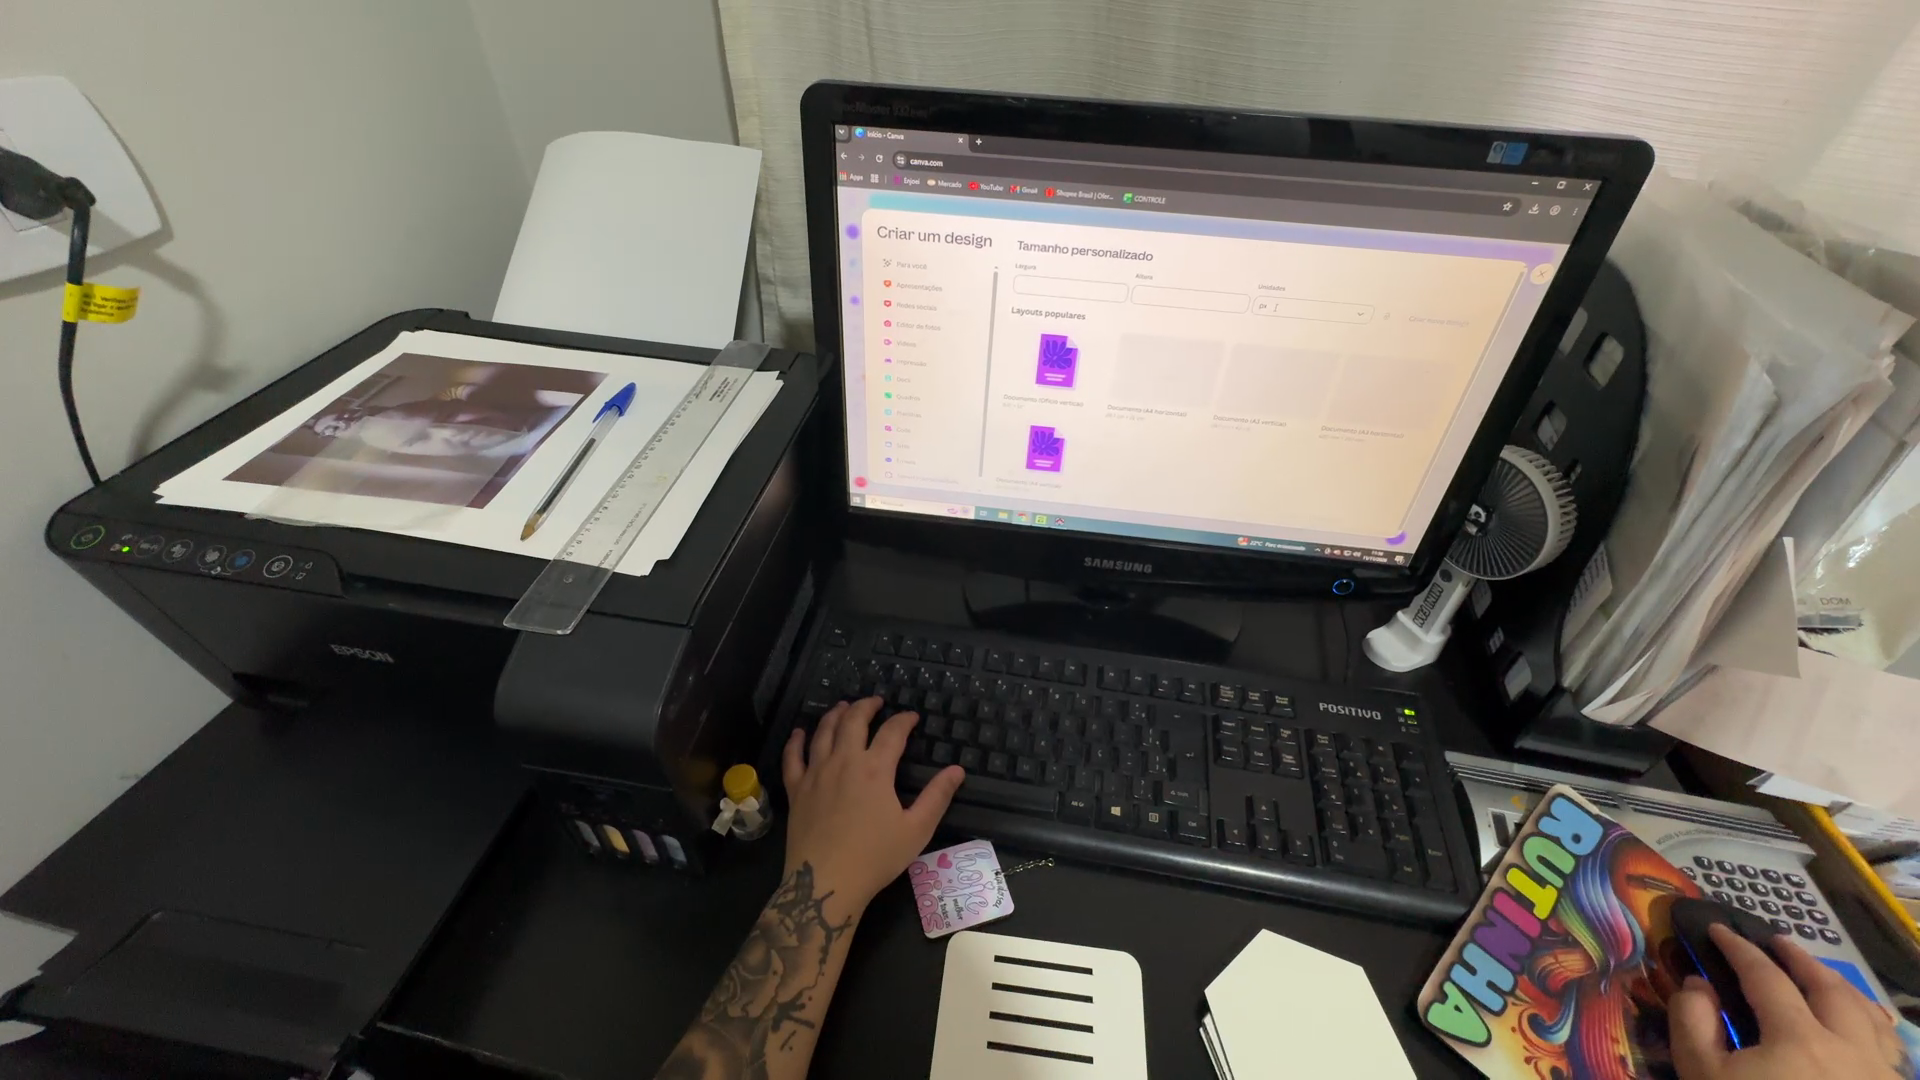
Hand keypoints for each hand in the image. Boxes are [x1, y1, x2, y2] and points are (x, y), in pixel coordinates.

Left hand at [780, 697, 964, 911]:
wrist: (825, 883)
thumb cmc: (875, 857)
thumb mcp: (916, 829)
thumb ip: (937, 796)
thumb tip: (957, 770)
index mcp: (875, 769)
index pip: (892, 732)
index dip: (903, 720)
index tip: (912, 716)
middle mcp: (844, 762)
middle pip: (853, 721)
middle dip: (866, 706)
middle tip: (875, 701)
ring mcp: (816, 774)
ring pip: (823, 732)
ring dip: (835, 715)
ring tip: (843, 707)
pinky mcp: (796, 790)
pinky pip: (793, 758)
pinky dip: (796, 741)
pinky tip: (799, 733)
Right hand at [1670, 922, 1908, 1078]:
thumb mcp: (1702, 1072)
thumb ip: (1693, 1019)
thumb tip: (1700, 983)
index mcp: (1799, 1037)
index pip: (1765, 976)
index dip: (1739, 948)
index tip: (1717, 930)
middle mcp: (1851, 1050)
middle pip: (1831, 991)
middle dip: (1800, 960)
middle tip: (1776, 941)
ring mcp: (1884, 1079)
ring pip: (1874, 1021)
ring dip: (1842, 990)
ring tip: (1820, 977)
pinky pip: (1892, 1053)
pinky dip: (1870, 1026)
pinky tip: (1856, 1027)